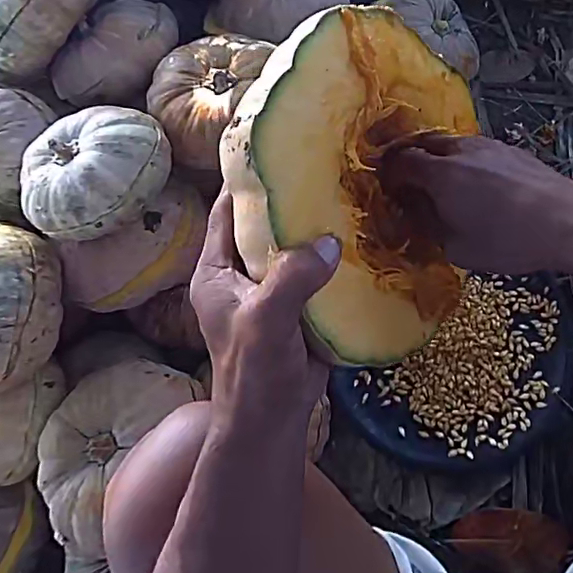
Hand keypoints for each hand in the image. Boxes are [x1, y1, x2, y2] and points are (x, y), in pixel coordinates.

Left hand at [188, 191, 338, 435]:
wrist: (273, 421)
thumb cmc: (255, 372)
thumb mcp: (266, 320)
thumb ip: (292, 279)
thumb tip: (328, 242)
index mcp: (216, 272)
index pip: (224, 212)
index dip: (242, 181)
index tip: (272, 151)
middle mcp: (240, 276)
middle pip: (261, 226)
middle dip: (287, 201)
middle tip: (321, 170)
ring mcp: (269, 292)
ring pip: (291, 249)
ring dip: (312, 229)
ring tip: (344, 197)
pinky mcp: (296, 308)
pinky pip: (313, 273)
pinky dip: (330, 258)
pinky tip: (356, 240)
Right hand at [387, 135, 572, 274]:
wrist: (568, 221)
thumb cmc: (509, 241)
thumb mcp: (457, 247)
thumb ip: (428, 226)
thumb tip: (414, 213)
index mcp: (440, 174)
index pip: (399, 162)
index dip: (387, 175)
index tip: (386, 189)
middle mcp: (459, 151)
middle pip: (420, 142)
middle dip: (405, 158)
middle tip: (402, 179)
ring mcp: (486, 146)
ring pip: (447, 142)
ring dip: (433, 156)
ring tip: (435, 180)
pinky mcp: (509, 149)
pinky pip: (471, 148)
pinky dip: (458, 159)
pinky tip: (469, 181)